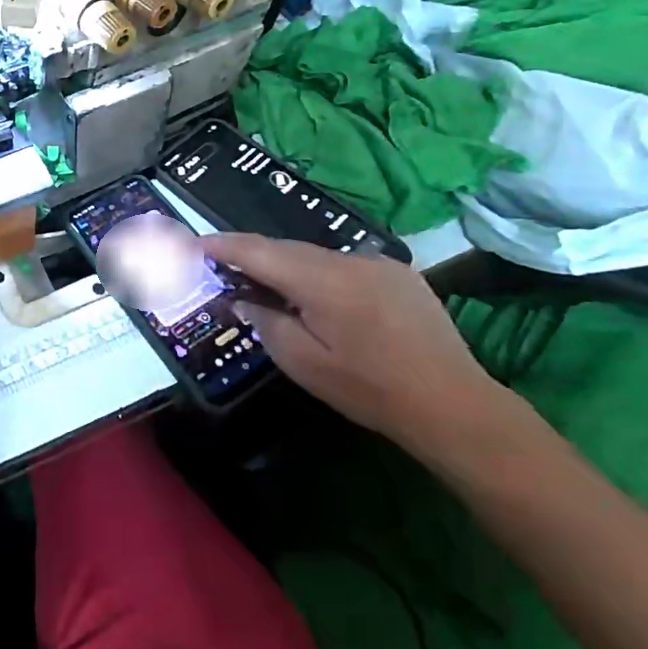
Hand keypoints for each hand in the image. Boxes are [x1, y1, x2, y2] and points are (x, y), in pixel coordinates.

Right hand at [201, 233, 525, 452]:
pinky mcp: (399, 275)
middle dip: (250, 255)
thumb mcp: (303, 362)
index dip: (222, 244)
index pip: (258, 250)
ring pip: (314, 255)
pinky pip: (342, 265)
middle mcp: (349, 260)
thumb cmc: (369, 389)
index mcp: (322, 280)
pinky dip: (316, 274)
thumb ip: (264, 321)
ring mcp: (378, 264)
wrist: (454, 405)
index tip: (193, 243)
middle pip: (284, 248)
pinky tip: (313, 298)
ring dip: (284, 266)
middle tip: (220, 267)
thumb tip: (241, 298)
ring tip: (263, 286)